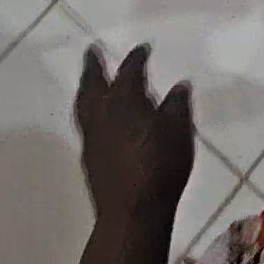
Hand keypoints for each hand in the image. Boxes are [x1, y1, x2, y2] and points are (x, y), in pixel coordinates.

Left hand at [74, 45, 195, 224]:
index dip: (136, 59)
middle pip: (93, 86)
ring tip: (89, 81)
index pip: (129, 73)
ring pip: (84, 106)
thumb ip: (177, 106)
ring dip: (86, 89)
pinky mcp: (90, 160)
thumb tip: (179, 85)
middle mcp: (103, 117)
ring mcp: (92, 140)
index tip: (142, 48)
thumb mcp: (179, 132)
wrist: (132, 215)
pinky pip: (85, 125)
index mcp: (125, 104)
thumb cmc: (161, 168)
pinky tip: (99, 118)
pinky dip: (89, 111)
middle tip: (91, 51)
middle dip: (93, 67)